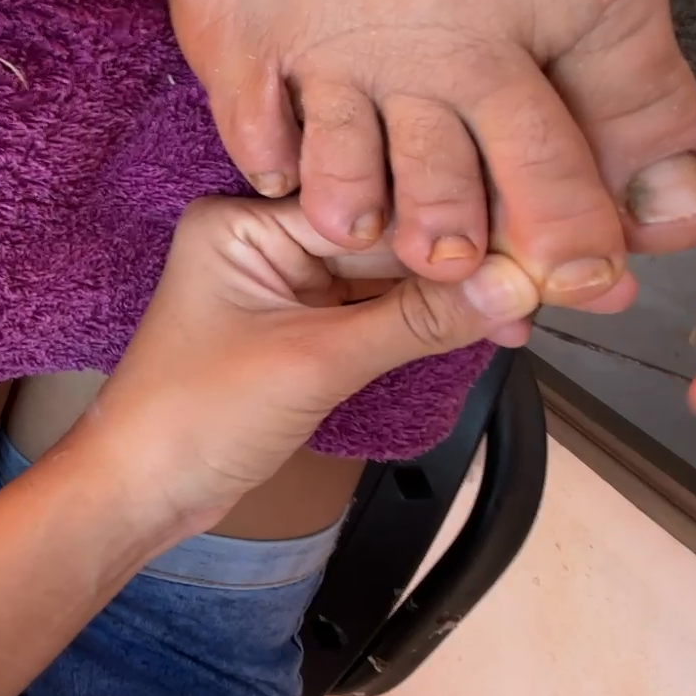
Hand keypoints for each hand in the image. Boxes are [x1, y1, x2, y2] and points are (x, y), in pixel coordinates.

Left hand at [82, 196, 539, 533]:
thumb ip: (414, 322)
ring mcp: (274, 283)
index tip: (534, 242)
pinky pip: (364, 311)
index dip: (448, 229)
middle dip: (455, 265)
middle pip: (374, 240)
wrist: (146, 486)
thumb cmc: (195, 414)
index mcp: (239, 222)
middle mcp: (256, 239)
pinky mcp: (290, 323)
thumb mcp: (312, 362)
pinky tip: (477, 323)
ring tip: (529, 307)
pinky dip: (415, 322)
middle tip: (548, 277)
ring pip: (376, 278)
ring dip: (444, 297)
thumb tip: (511, 286)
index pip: (362, 209)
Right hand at [140, 0, 695, 306]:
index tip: (591, 268)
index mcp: (554, 6)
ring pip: (356, 183)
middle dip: (491, 247)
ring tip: (384, 238)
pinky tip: (280, 174)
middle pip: (475, 191)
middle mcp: (437, 50)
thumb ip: (625, 40)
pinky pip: (255, 137)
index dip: (602, 230)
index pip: (598, 163)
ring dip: (378, 218)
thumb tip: (668, 163)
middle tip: (481, 279)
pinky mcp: (231, 31)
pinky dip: (275, 165)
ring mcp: (322, 46)